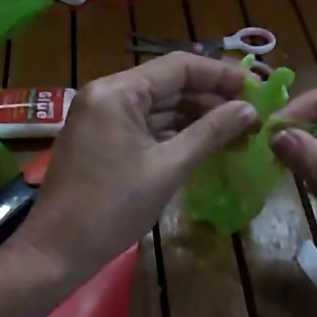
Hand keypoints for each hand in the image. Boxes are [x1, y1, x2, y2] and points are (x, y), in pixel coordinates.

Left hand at [13, 55, 257, 279]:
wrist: (57, 250)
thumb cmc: (111, 208)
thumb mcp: (167, 169)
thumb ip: (210, 134)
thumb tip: (250, 110)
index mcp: (117, 92)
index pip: (179, 67)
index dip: (222, 75)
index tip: (259, 90)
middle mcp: (105, 95)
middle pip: (168, 85)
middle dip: (212, 99)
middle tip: (254, 117)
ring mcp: (100, 118)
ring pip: (157, 108)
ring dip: (195, 119)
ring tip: (238, 134)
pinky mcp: (100, 141)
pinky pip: (143, 127)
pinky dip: (173, 135)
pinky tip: (205, 146)